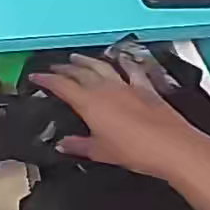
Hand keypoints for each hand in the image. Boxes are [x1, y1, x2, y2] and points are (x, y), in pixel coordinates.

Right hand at [30, 54, 209, 183]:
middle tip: (54, 68)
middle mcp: (106, 89)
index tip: (37, 76)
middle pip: (80, 71)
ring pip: (102, 66)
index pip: (61, 85)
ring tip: (79, 58)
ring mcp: (127, 86)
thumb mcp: (100, 152)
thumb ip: (78, 145)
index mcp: (89, 103)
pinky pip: (131, 70)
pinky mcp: (146, 89)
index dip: (46, 79)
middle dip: (64, 68)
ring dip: (88, 60)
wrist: (172, 148)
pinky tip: (122, 60)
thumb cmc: (137, 150)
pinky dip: (123, 63)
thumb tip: (65, 144)